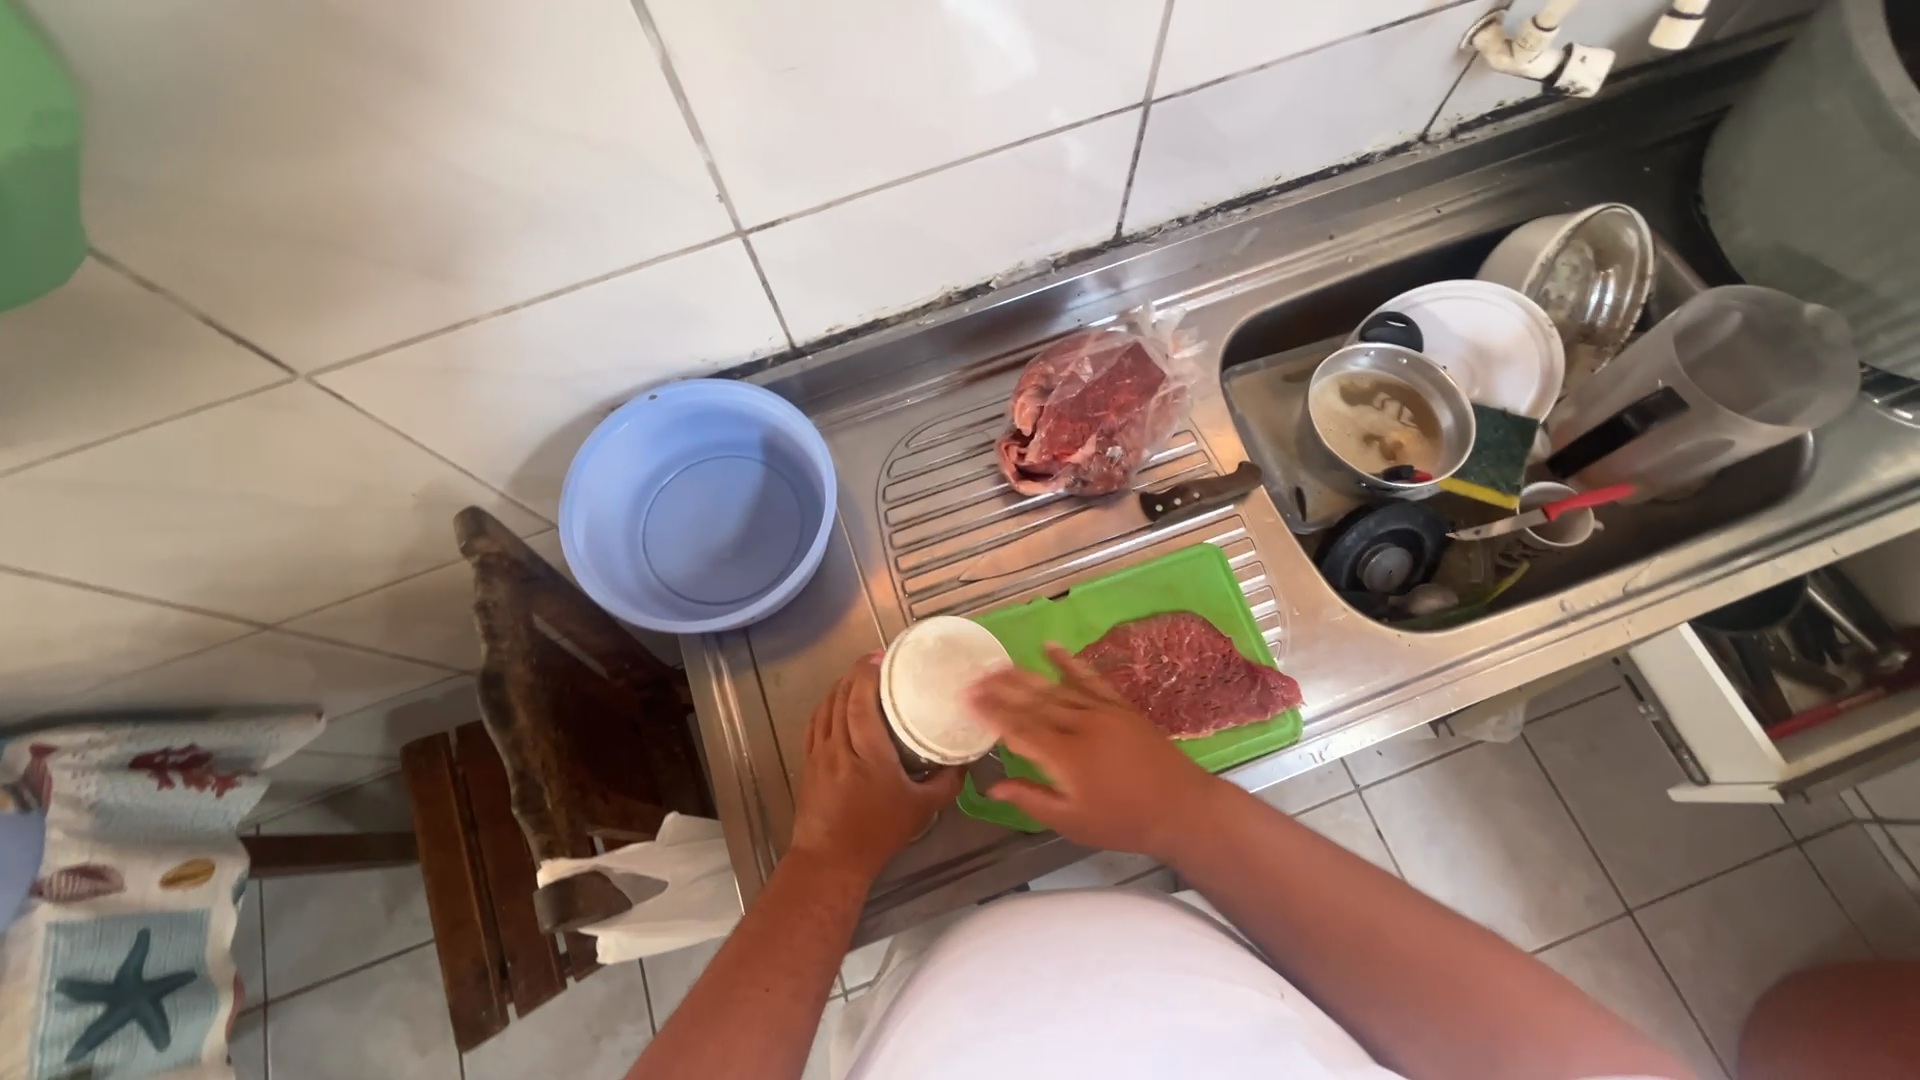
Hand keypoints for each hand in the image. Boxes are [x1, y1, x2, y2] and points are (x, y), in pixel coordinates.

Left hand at [788, 656, 964, 881]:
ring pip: (826, 707)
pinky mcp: (808, 762)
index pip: (860, 702)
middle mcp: (840, 747)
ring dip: (840, 686)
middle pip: (841, 698)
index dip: (867, 675)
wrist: (830, 860)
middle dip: (856, 673)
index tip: (881, 658)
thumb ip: (946, 783)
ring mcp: (819, 754)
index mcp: (868, 754)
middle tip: (876, 660)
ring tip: (859, 675)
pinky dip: (826, 705)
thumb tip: (965, 760)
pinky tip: (836, 700)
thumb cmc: (878, 833)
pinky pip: (814, 723)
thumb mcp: (922, 810)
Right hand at [969, 644, 1227, 863]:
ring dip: (1024, 675)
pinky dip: (1068, 662)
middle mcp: (1080, 726)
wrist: (1181, 808)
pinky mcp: (1119, 706)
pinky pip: (1088, 678)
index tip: (968, 699)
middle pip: (1032, 701)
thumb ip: (1031, 799)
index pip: (1019, 728)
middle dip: (1000, 688)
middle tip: (973, 677)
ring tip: (997, 665)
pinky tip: (1051, 647)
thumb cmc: (1123, 821)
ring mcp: (1102, 711)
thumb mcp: (1072, 822)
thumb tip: (992, 785)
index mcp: (1065, 756)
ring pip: (1055, 687)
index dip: (992, 713)